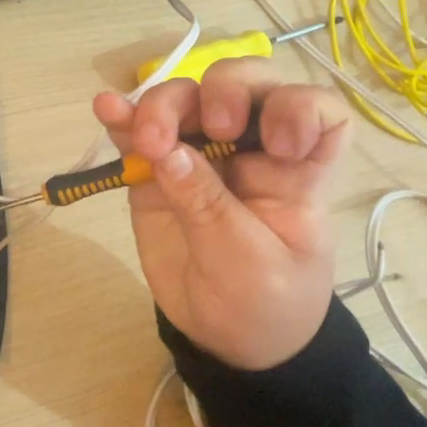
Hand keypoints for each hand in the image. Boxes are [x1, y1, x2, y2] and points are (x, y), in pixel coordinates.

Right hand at [94, 58, 351, 369]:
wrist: (225, 340)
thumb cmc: (262, 305)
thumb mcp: (247, 265)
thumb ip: (208, 208)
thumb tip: (167, 152)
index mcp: (296, 172)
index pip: (321, 112)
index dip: (301, 108)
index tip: (275, 142)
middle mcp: (252, 149)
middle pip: (245, 85)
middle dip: (223, 89)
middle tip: (211, 127)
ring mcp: (201, 153)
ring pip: (186, 98)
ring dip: (163, 105)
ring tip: (143, 138)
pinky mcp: (156, 166)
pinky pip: (138, 129)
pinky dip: (121, 115)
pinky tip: (105, 108)